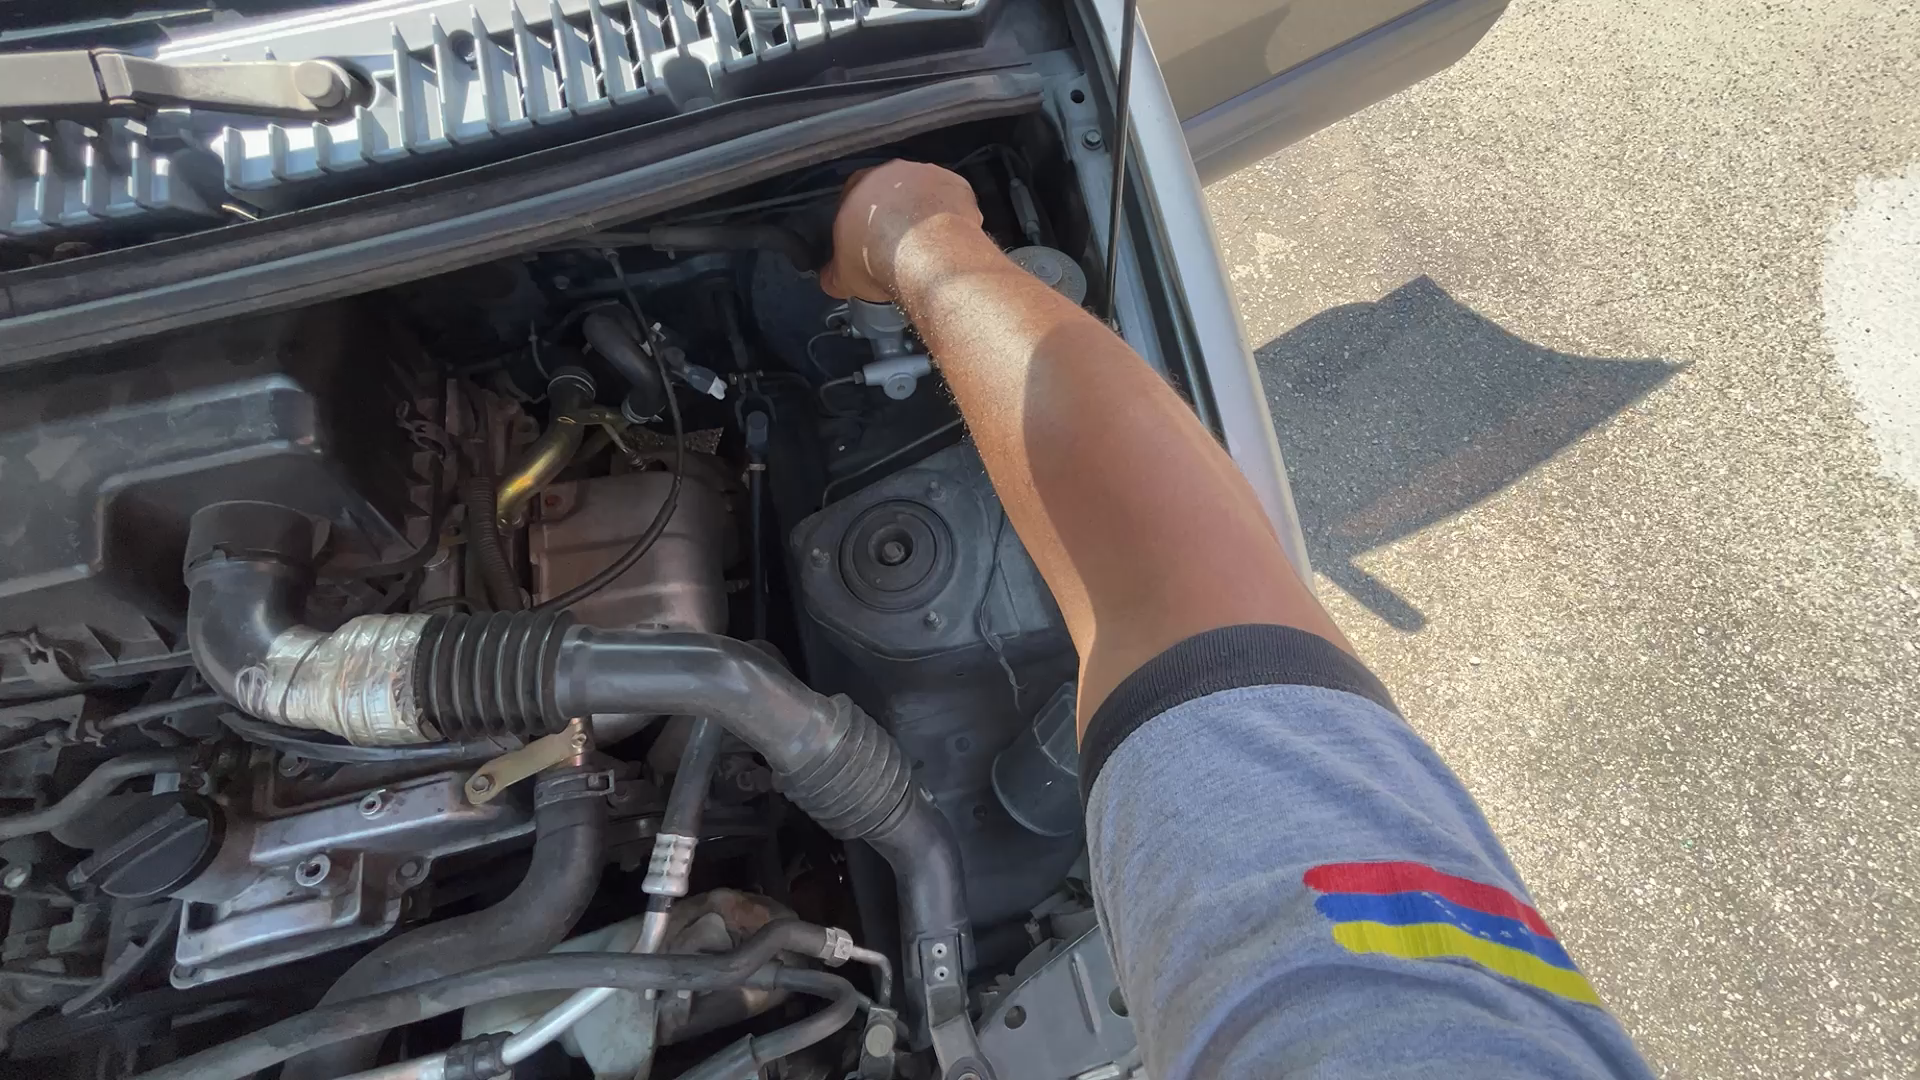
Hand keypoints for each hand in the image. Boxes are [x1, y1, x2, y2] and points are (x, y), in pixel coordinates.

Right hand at [819, 160, 983, 301]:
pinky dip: (951, 216)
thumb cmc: (882, 260)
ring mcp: (925, 175)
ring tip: (924, 248)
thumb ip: (833, 274)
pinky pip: (952, 199)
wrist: (925, 257)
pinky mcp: (954, 185)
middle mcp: (891, 173)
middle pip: (890, 193)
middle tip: (897, 247)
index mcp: (856, 185)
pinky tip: (946, 241)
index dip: (860, 222)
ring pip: (922, 193)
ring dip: (922, 215)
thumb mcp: (843, 277)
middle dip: (893, 216)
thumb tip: (831, 281)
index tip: (866, 241)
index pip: (852, 198)